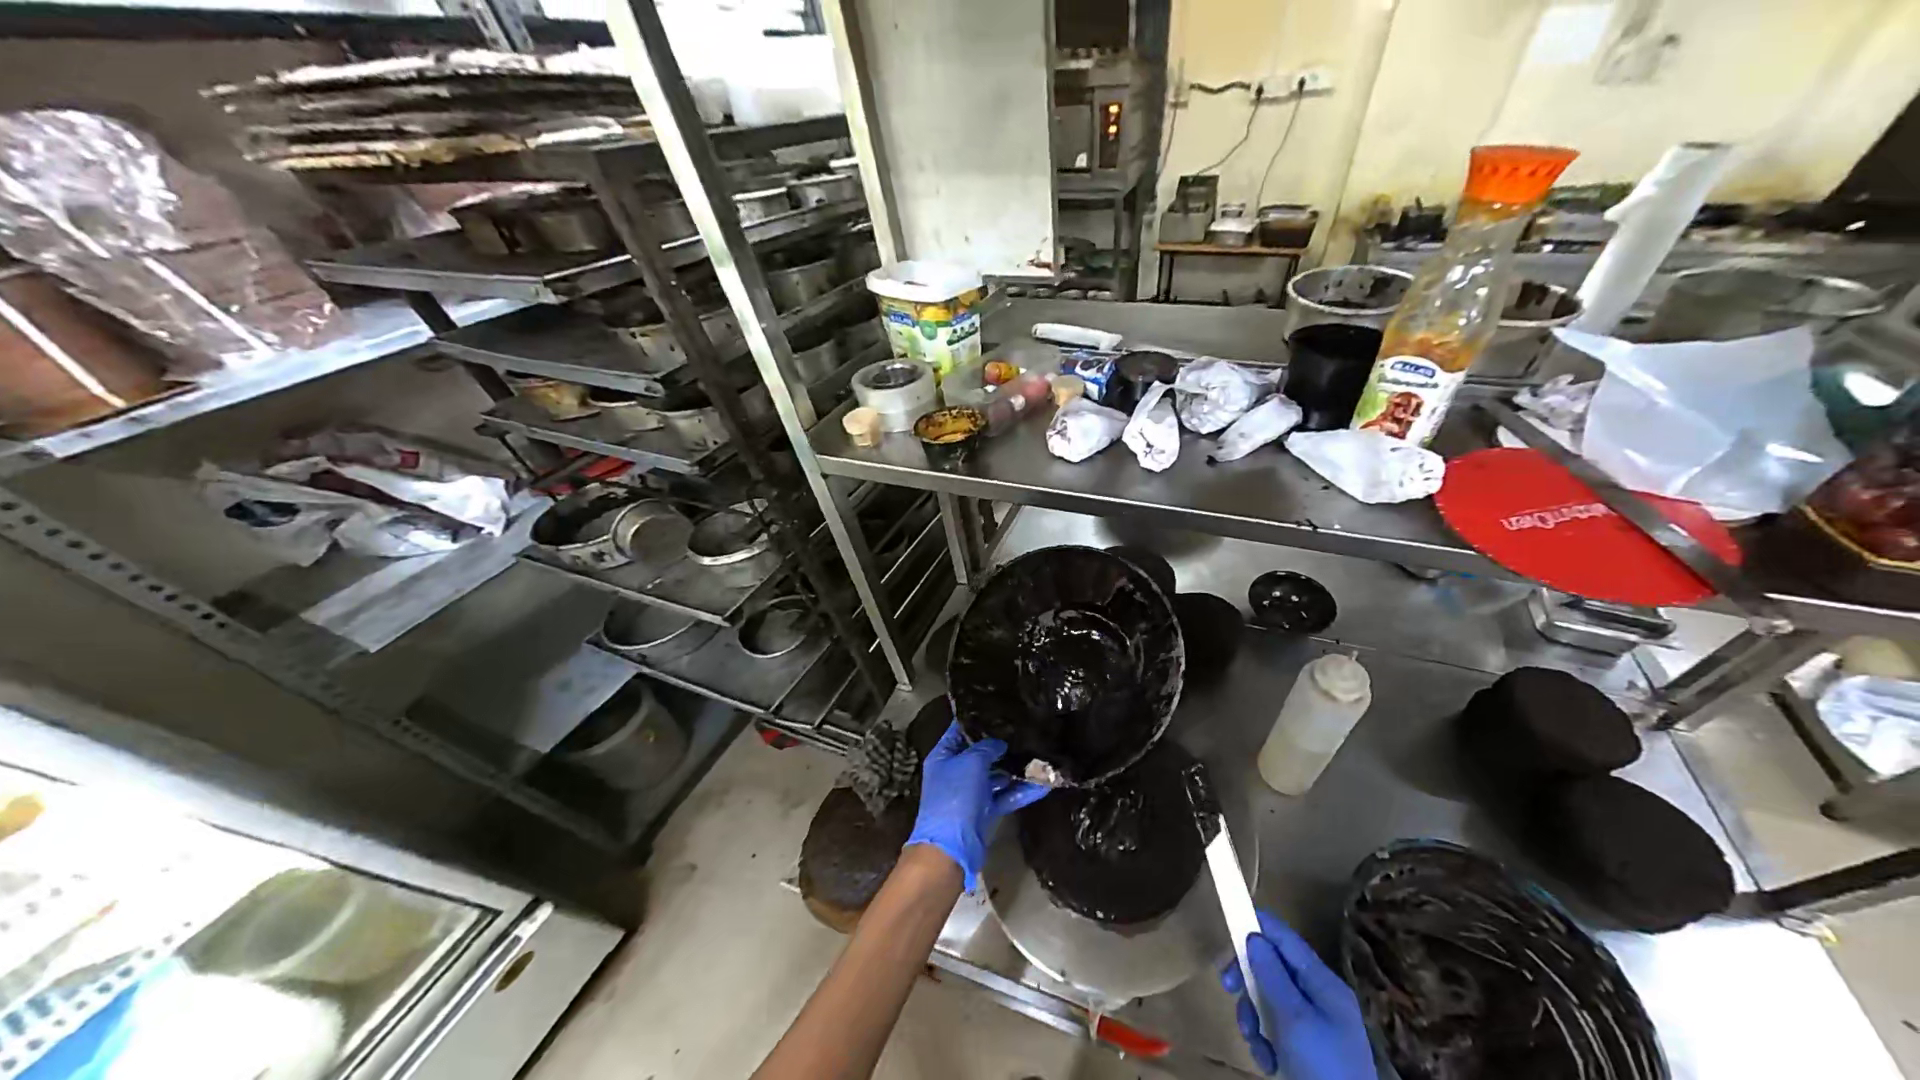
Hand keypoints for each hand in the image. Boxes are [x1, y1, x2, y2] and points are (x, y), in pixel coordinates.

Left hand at [905, 720, 1049, 888]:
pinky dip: (1021, 791)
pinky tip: (1043, 784)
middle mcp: (956, 771)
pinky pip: (1005, 795)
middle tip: (1026, 730)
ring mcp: (970, 792)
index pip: (959, 730)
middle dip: (1001, 744)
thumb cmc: (956, 797)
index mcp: (944, 755)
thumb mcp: (971, 763)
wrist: (951, 847)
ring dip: (1015, 768)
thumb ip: (986, 747)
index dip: (977, 719)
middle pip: (980, 752)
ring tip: (1039, 755)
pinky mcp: (985, 810)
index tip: (1000, 710)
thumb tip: (998, 742)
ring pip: (995, 774)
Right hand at [1221, 910, 1375, 1079]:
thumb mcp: (1293, 1018)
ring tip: (1256, 1044)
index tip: (1230, 917)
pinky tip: (1268, 1063)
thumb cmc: (1323, 1066)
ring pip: (1268, 1002)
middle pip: (1272, 970)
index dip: (1260, 924)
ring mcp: (1312, 1026)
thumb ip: (1271, 974)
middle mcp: (1319, 999)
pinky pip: (1273, 1031)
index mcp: (1324, 985)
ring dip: (1254, 1019)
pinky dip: (1265, 1043)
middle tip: (1228, 988)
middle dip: (1248, 981)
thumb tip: (1253, 936)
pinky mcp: (1304, 1051)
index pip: (1287, 940)